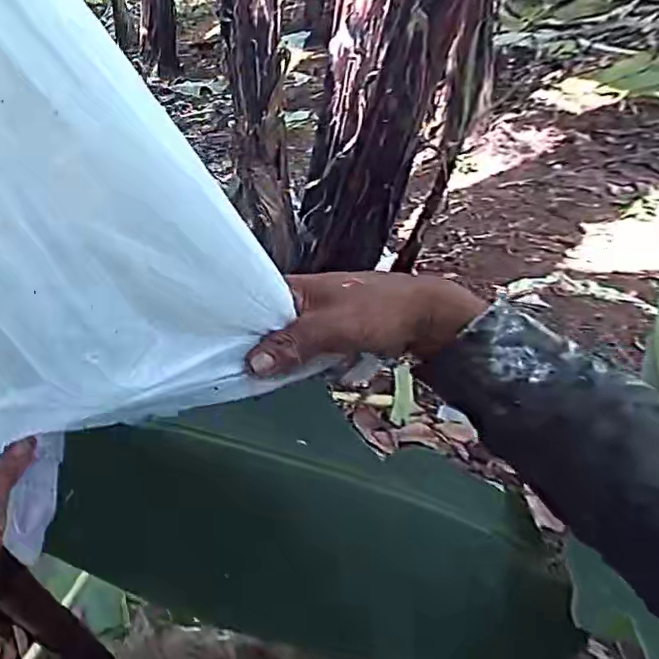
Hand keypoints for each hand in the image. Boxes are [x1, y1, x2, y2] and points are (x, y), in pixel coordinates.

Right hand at [246, 272, 486, 377]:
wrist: (434, 318)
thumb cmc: (383, 310)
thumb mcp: (332, 327)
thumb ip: (292, 343)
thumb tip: (253, 363)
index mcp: (291, 286)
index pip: (249, 304)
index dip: (235, 326)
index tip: (224, 350)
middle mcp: (297, 300)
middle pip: (265, 327)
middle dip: (262, 349)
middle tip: (252, 369)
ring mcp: (312, 318)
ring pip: (285, 342)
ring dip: (285, 359)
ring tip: (278, 372)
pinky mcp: (327, 334)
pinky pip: (303, 351)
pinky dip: (302, 362)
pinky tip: (301, 372)